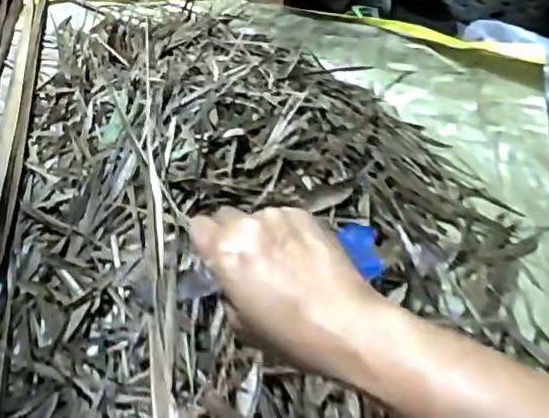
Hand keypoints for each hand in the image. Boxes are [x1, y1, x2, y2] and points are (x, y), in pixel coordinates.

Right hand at [188, 207, 384, 379]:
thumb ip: (229, 295)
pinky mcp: (303, 214)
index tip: (216, 257)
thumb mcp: (247, 327)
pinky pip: (284, 218)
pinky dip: (288, 233)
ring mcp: (277, 215)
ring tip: (285, 264)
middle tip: (250, 262)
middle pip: (225, 216)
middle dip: (232, 235)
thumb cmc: (296, 335)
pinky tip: (304, 258)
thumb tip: (231, 285)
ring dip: (263, 235)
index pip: (197, 226)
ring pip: (257, 218)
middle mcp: (247, 225)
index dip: (206, 242)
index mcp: (226, 252)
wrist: (350, 324)